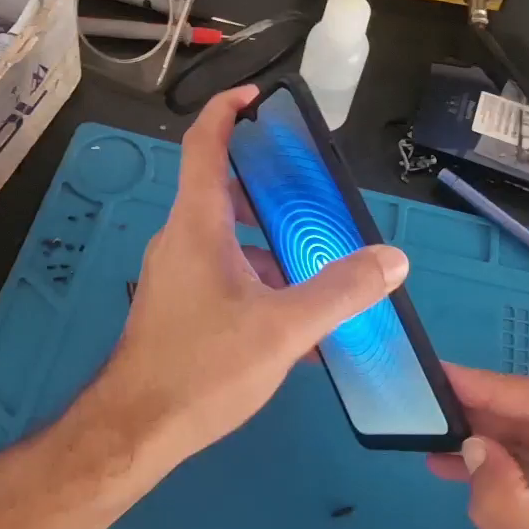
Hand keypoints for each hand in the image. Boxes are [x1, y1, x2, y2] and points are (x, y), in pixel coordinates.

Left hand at [85, 86, 408, 465]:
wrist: (135, 432)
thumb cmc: (204, 367)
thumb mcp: (284, 328)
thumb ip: (341, 291)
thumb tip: (392, 259)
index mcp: (197, 225)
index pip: (204, 145)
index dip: (228, 110)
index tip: (258, 96)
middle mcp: (179, 239)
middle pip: (220, 190)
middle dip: (266, 186)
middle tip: (310, 192)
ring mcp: (173, 274)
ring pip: (223, 237)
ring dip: (266, 241)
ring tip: (315, 261)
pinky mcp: (176, 306)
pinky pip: (220, 273)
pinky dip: (256, 278)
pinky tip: (292, 317)